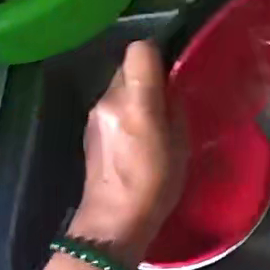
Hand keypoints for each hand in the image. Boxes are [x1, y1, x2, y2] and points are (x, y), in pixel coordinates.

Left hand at [69, 41, 186, 257]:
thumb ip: (174, 107)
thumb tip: (172, 87)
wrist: (114, 219)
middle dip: (149, 74)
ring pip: (119, 85)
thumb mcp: (180, 144)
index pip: (140, 50)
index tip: (175, 67)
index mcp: (136, 102)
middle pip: (128, 65)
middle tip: (171, 95)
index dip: (159, 52)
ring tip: (157, 118)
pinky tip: (139, 134)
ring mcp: (95, 114)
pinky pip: (112, 104)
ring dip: (138, 92)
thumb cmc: (156, 184)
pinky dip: (127, 109)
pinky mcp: (89, 128)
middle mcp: (109, 100)